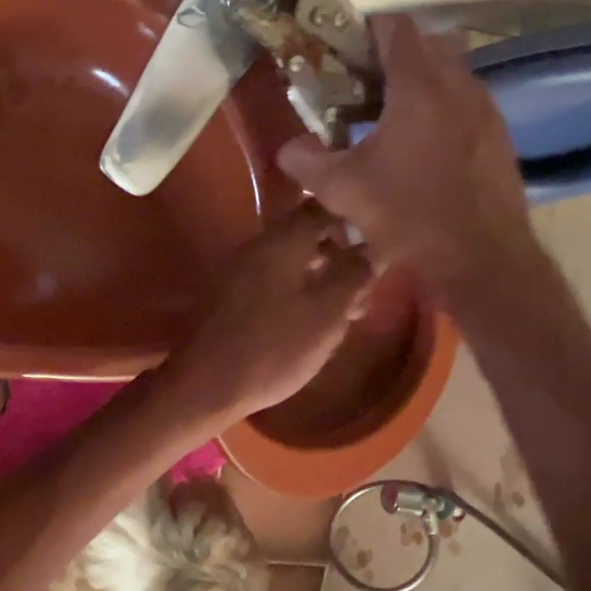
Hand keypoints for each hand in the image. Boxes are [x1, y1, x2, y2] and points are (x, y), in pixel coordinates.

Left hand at [161, 204, 371, 422]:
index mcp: (279, 241)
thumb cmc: (274, 346)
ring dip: (324, 279)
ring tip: (351, 312)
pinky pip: (275, 284)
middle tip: (368, 286)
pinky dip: (301, 295)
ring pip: (293, 263)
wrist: (208, 384)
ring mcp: (240, 272)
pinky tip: (318, 324)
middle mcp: (256, 247)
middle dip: (342, 255)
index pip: (321, 207)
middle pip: (307, 236)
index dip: (353, 216)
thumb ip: (354, 273)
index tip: (382, 236)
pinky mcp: (233, 298)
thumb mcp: (327, 312)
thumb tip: (372, 248)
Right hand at [278, 14, 534, 300]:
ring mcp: (485, 110)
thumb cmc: (408, 214)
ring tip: (382, 116)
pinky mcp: (498, 137)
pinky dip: (438, 108)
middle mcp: (459, 87)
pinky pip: (464, 103)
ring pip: (449, 73)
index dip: (365, 29)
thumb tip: (288, 148)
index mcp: (419, 87)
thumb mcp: (340, 189)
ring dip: (416, 82)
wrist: (481, 258)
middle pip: (427, 44)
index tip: (339, 51)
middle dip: (390, 54)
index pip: (397, 28)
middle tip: (356, 82)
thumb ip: (305, 160)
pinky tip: (415, 147)